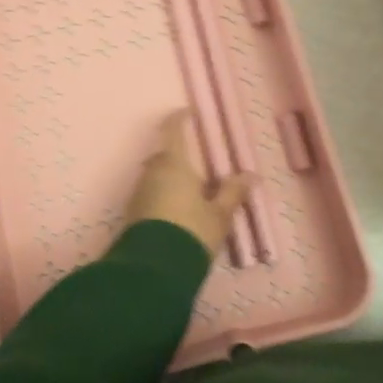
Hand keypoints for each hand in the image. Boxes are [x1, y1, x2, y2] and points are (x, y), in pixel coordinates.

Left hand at [124, 110, 251, 257]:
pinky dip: (163, 195)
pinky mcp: (132, 213)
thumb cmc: (192, 232)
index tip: (187, 113)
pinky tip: (178, 211)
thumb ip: (233, 193)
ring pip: (156, 175)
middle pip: (164, 154)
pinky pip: (151, 194)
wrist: (154, 269)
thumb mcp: (219, 215)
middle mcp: (151, 172)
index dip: (179, 119)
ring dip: (171, 178)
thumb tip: (249, 175)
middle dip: (179, 155)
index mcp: (173, 163)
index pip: (172, 130)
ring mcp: (138, 192)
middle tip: (199, 164)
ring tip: (192, 191)